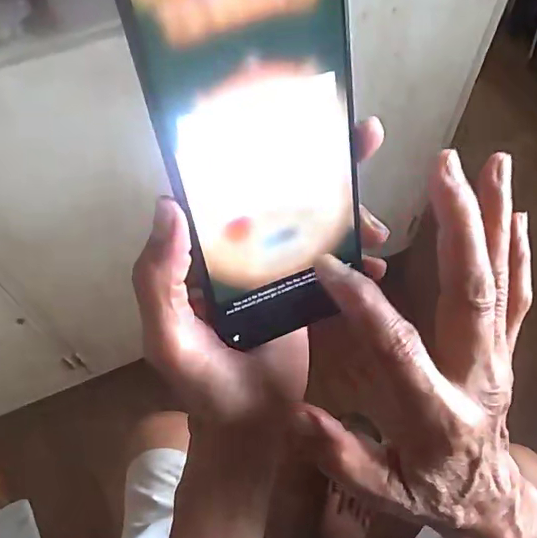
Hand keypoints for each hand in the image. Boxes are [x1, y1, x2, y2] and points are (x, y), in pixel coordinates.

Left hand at [133, 118, 389, 428]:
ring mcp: (276, 272)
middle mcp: (239, 254)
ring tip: (375, 224)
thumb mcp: (166, 336)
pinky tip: (378, 258)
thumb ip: (158, 278)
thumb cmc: (202, 384)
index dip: (247, 148)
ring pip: (312, 225)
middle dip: (318, 164)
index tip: (281, 111)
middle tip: (358, 136)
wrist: (250, 427)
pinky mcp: (306, 294)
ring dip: (348, 212)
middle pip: (277, 195)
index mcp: (202, 255)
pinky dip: (357, 255)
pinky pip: (333, 263)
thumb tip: (167, 204)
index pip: (222, 191)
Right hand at [292, 150, 531, 537]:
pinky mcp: (505, 351)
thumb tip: (296, 414)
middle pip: (472, 293)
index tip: (328, 264)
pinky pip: (516, 296)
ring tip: (494, 163)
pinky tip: (514, 214)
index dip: (362, 303)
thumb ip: (339, 455)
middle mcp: (476, 374)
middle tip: (446, 168)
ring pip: (500, 282)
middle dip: (458, 226)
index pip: (397, 345)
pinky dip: (516, 251)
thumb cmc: (430, 495)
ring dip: (496, 220)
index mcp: (436, 410)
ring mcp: (497, 358)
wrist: (489, 503)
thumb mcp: (381, 492)